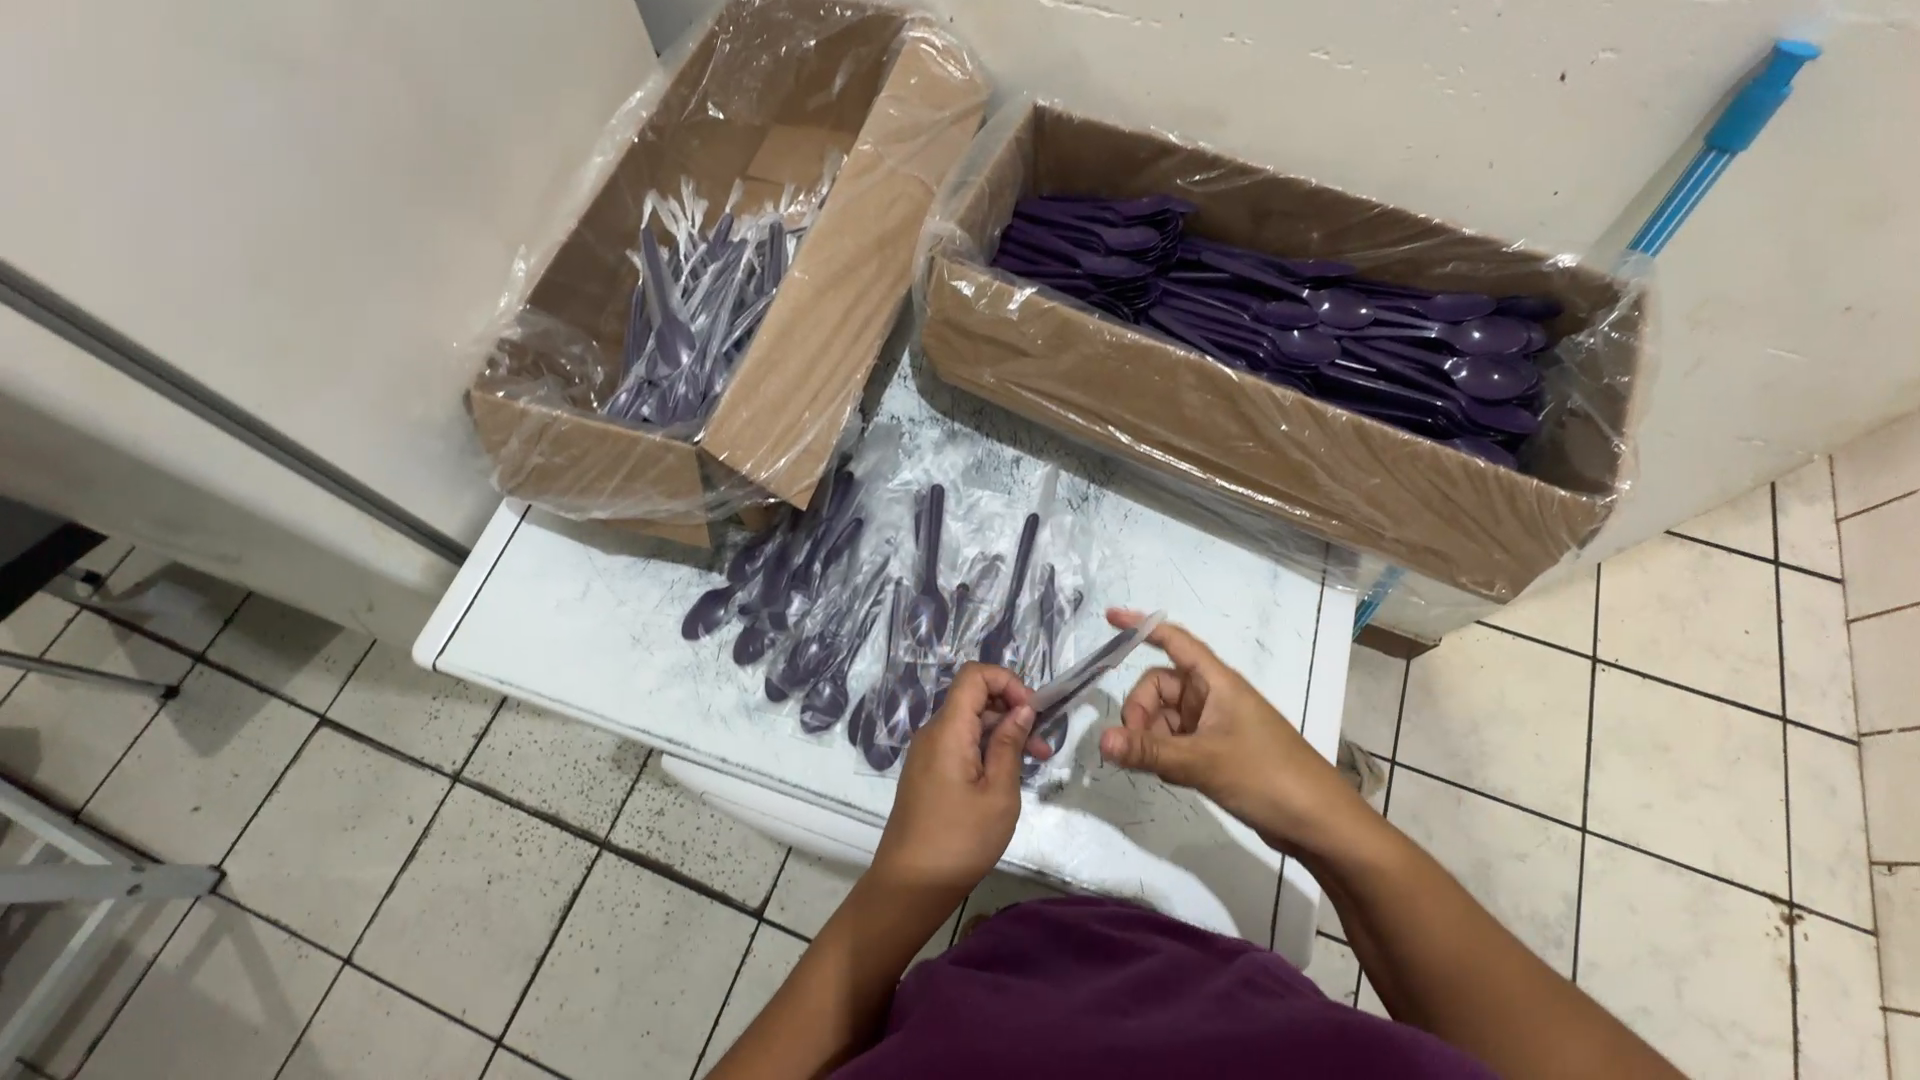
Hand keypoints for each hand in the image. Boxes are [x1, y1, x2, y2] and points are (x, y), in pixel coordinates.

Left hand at [869, 663, 1045, 897]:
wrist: (911, 884)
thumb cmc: (960, 840)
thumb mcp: (998, 793)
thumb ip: (1009, 745)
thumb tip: (1022, 710)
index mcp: (948, 730)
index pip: (974, 675)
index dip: (1007, 681)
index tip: (1033, 712)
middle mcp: (933, 733)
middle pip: (974, 698)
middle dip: (1012, 711)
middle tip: (1044, 747)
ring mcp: (927, 753)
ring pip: (969, 723)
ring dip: (1002, 734)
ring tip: (1034, 764)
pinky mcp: (927, 772)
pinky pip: (959, 744)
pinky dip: (986, 749)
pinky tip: (1007, 777)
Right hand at [1098, 609, 1370, 857]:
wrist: (1318, 823)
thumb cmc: (1267, 776)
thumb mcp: (1202, 762)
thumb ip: (1148, 750)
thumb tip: (1101, 739)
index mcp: (1217, 682)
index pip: (1174, 641)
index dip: (1142, 627)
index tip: (1110, 618)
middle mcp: (1214, 697)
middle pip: (1159, 686)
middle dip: (1139, 709)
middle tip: (1133, 744)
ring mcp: (1215, 726)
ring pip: (1165, 718)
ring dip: (1150, 736)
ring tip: (1151, 766)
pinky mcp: (1217, 753)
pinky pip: (1176, 741)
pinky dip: (1163, 753)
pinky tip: (1166, 775)